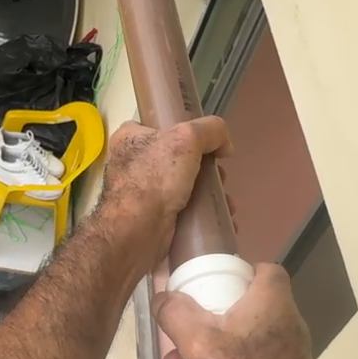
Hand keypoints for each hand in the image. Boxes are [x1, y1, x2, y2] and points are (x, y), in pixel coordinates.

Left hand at [93, 117, 231, 260]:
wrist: (136, 231)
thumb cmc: (155, 178)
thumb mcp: (187, 139)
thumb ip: (211, 130)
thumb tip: (225, 146)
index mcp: (130, 138)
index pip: (160, 127)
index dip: (186, 132)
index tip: (207, 145)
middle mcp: (132, 163)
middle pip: (180, 158)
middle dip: (207, 169)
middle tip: (220, 178)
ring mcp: (142, 193)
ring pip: (185, 186)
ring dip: (210, 193)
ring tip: (227, 203)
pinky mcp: (152, 218)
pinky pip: (183, 210)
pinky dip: (203, 213)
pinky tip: (222, 219)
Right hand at [154, 263, 329, 358]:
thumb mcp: (199, 343)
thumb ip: (175, 314)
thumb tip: (162, 298)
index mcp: (273, 301)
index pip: (264, 269)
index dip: (237, 271)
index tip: (210, 284)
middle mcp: (287, 323)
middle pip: (244, 306)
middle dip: (206, 320)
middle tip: (181, 337)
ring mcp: (289, 354)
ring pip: (242, 338)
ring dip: (209, 349)